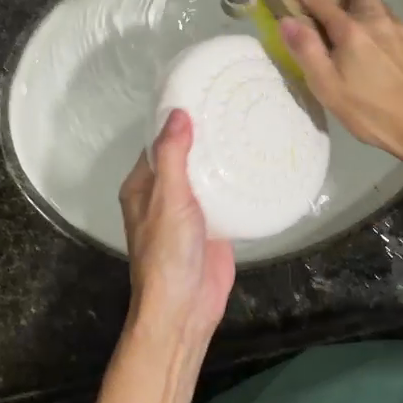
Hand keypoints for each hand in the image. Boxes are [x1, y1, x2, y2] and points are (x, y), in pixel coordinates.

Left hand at [118, 110, 234, 339]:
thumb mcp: (167, 199)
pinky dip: (238, 179)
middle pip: (186, 155)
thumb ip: (171, 156)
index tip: (204, 93)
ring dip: (224, 155)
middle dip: (207, 133)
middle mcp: (164, 194)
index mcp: (143, 186)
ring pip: (207, 173)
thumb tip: (177, 112)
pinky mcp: (214, 225)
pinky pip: (226, 194)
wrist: (186, 308)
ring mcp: (190, 210)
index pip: (159, 141)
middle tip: (236, 103)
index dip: (178, 118)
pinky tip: (258, 160)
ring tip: (252, 123)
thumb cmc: (168, 253)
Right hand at [276, 0, 402, 166]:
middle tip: (333, 11)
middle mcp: (376, 20)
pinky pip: (391, 21)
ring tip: (355, 40)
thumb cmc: (371, 112)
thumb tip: (287, 20)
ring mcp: (399, 28)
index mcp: (350, 31)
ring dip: (362, 9)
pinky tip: (378, 55)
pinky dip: (378, 27)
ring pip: (377, 2)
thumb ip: (307, 51)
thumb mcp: (329, 88)